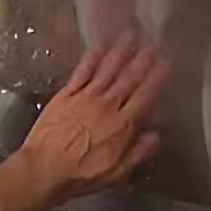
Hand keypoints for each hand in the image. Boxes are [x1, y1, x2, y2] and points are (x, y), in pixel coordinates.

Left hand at [13, 39, 172, 203]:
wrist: (44, 168)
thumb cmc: (81, 174)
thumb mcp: (118, 173)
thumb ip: (139, 152)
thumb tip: (156, 135)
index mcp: (122, 125)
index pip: (145, 95)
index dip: (157, 78)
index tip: (166, 63)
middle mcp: (106, 106)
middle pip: (128, 78)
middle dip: (142, 60)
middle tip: (153, 44)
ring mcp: (85, 97)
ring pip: (107, 70)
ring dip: (120, 52)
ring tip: (130, 36)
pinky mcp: (65, 95)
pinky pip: (81, 72)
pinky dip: (91, 59)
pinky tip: (99, 47)